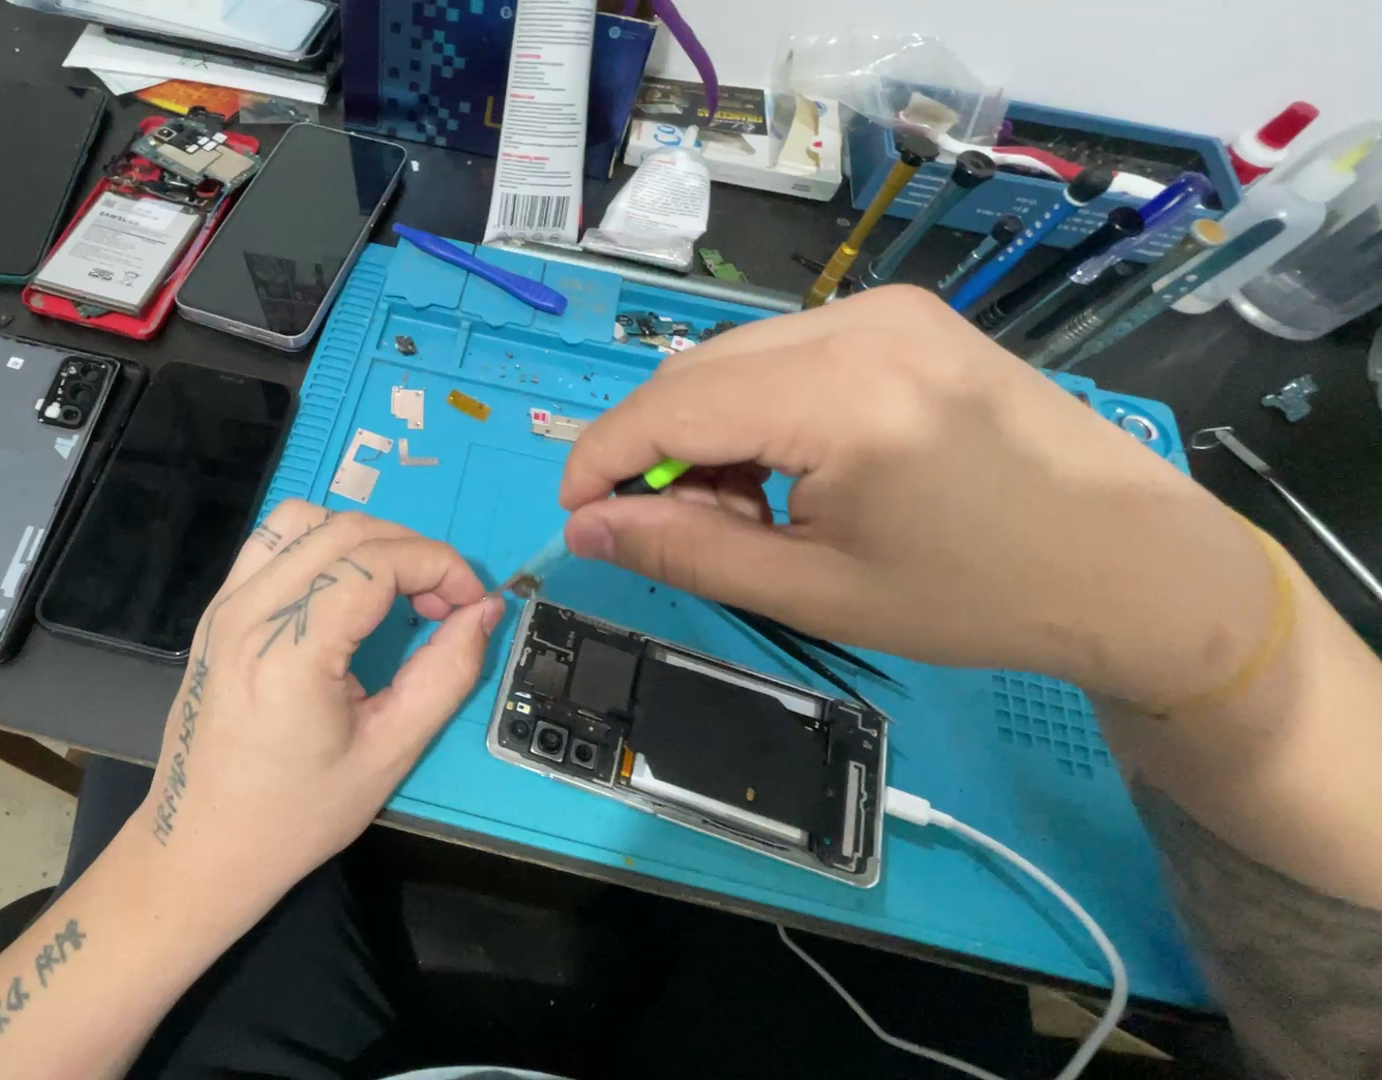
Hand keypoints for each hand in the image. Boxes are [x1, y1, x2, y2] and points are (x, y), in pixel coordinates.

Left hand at [133, 500, 502, 915]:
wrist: (204, 845)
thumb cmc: (298, 815)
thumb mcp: (390, 754)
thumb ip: (447, 674)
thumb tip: (486, 610)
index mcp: (291, 652)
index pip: (377, 562)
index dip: (440, 567)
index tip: (472, 603)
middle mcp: (249, 611)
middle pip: (347, 531)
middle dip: (413, 551)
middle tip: (444, 605)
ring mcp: (224, 604)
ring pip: (305, 520)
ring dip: (366, 540)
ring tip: (396, 589)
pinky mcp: (216, 609)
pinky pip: (272, 541)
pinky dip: (321, 542)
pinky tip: (343, 587)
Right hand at [559, 286, 1274, 706]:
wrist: (1137, 568)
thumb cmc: (974, 597)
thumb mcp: (811, 591)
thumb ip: (683, 551)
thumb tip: (583, 527)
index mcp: (842, 394)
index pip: (670, 407)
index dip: (601, 458)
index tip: (574, 512)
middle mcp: (858, 324)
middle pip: (691, 375)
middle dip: (648, 451)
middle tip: (658, 525)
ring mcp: (884, 310)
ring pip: (729, 363)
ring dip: (696, 433)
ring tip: (728, 507)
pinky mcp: (901, 319)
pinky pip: (777, 357)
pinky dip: (745, 413)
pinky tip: (774, 469)